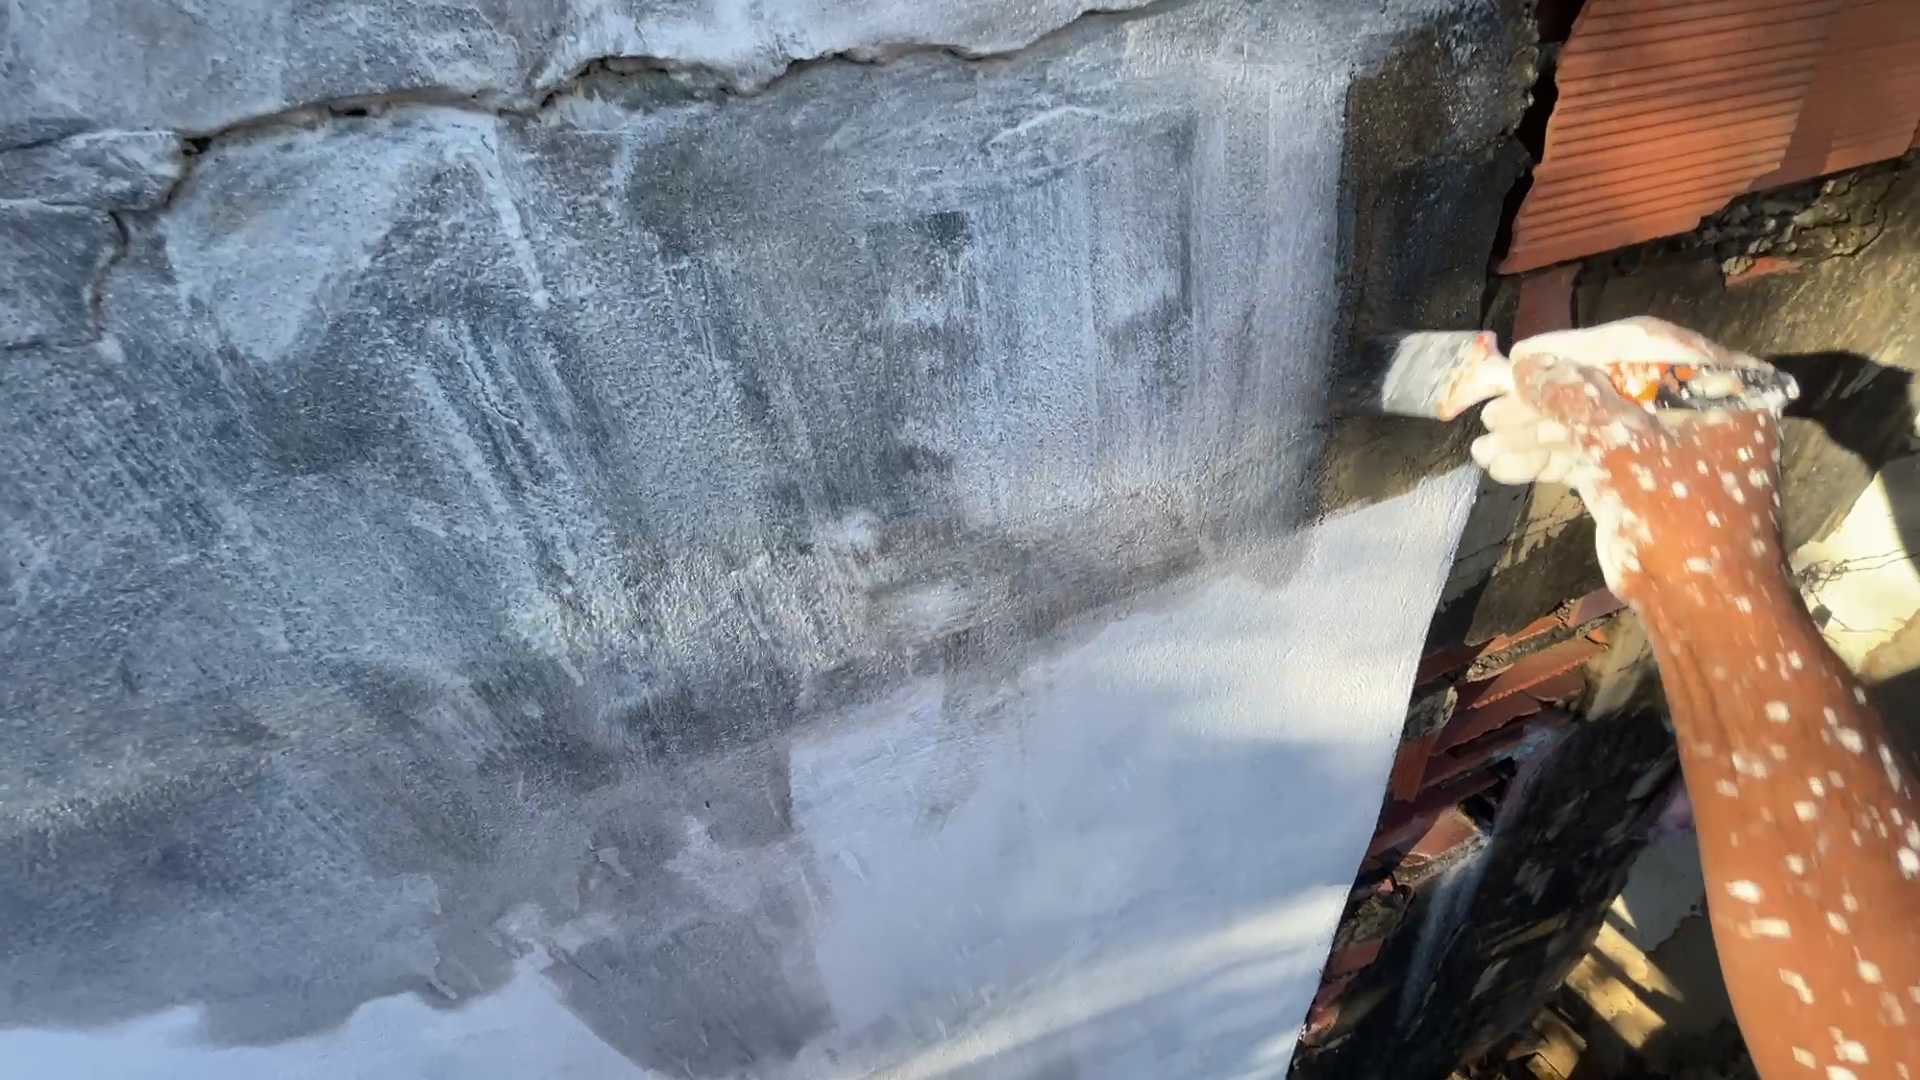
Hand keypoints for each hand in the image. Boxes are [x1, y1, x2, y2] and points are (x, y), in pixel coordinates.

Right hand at [1469, 317, 1786, 604]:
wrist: (1696, 596)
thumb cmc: (1680, 515)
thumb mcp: (1624, 448)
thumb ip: (1574, 399)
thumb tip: (1528, 364)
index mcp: (1717, 387)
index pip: (1639, 344)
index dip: (1576, 346)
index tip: (1522, 356)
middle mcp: (1688, 409)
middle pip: (1601, 386)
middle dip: (1540, 402)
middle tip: (1490, 410)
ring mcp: (1656, 444)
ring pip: (1583, 424)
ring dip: (1529, 434)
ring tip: (1483, 446)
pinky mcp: (1629, 476)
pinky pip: (1579, 455)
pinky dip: (1540, 460)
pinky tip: (1500, 466)